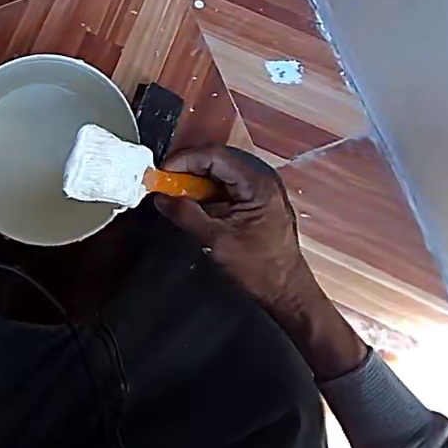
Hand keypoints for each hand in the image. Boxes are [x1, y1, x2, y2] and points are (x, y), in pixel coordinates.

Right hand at [155, 145, 369, 379]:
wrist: (287, 291)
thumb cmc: (258, 268)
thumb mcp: (215, 240)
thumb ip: (185, 214)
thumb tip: (160, 197)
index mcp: (258, 183)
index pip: (215, 156)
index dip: (185, 160)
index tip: (162, 172)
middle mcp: (262, 179)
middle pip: (218, 159)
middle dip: (189, 167)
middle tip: (165, 180)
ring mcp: (261, 189)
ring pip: (222, 171)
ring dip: (197, 178)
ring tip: (175, 190)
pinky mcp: (257, 200)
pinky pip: (228, 185)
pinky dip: (207, 189)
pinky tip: (192, 201)